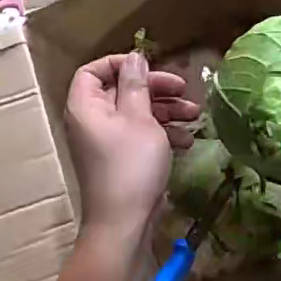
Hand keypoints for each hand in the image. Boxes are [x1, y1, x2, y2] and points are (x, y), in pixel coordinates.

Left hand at [65, 53, 199, 273]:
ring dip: (165, 111)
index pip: (94, 70)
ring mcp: (106, 142)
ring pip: (135, 114)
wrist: (124, 224)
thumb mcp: (140, 119)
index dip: (121, 63)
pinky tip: (186, 141)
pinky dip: (161, 134)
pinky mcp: (120, 160)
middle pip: (121, 91)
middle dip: (155, 89)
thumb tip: (135, 57)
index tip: (150, 66)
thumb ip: (137, 85)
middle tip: (184, 89)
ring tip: (194, 115)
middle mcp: (91, 121)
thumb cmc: (131, 165)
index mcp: (85, 106)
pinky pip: (139, 136)